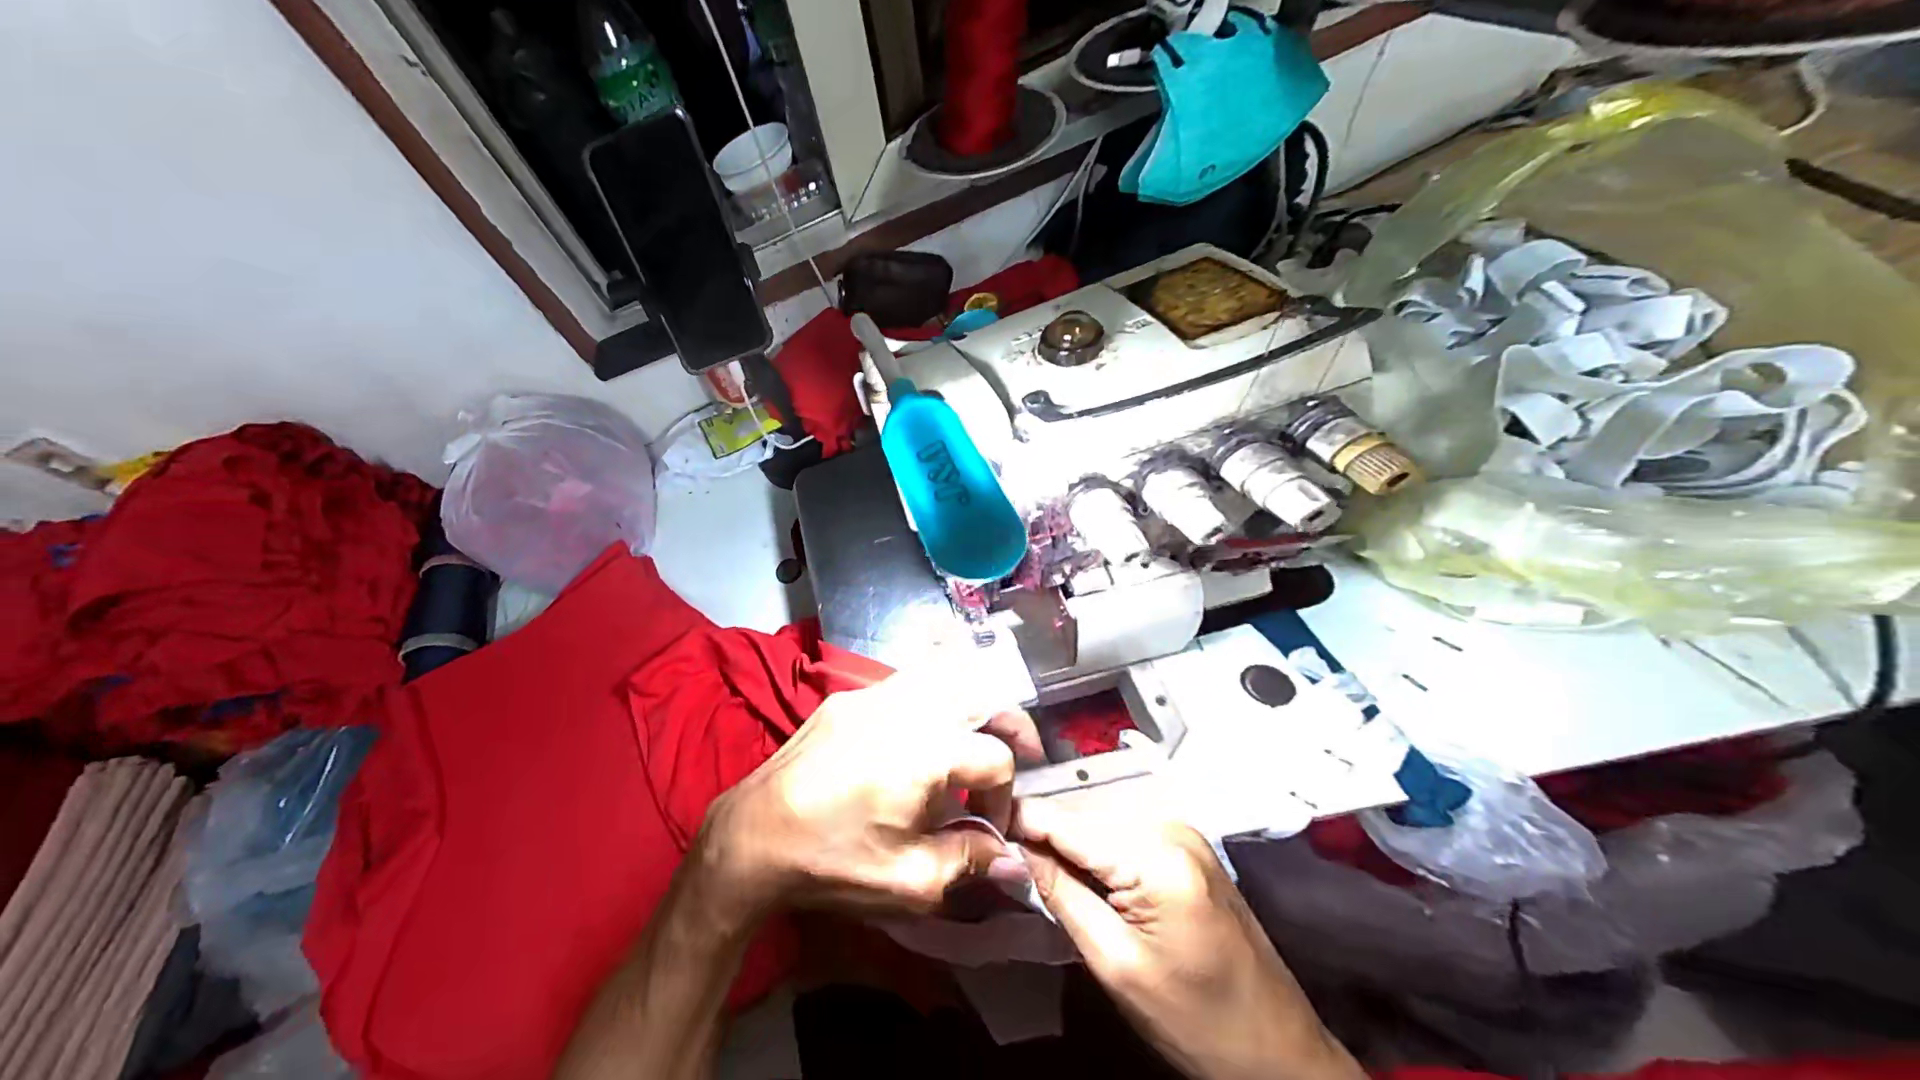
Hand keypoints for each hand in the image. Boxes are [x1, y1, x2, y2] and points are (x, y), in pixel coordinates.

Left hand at [697, 672, 1042, 921]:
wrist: (751, 838)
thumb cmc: (832, 862)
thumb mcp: (909, 881)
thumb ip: (969, 859)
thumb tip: (1011, 855)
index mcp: (927, 751)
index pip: (995, 757)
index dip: (1006, 794)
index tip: (990, 825)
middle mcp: (906, 707)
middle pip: (981, 694)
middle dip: (1010, 724)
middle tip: (1019, 753)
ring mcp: (872, 694)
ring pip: (944, 676)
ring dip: (971, 704)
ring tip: (976, 736)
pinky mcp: (845, 698)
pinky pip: (904, 684)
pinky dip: (931, 699)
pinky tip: (922, 732)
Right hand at [1017, 800, 1364, 1079]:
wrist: (1275, 1051)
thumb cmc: (1194, 1021)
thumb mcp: (1114, 964)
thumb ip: (1061, 894)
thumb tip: (1016, 847)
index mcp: (1156, 855)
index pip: (1067, 821)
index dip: (1018, 821)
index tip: (978, 828)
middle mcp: (1172, 827)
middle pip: (1083, 818)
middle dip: (1043, 837)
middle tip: (1004, 861)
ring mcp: (1184, 833)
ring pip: (1101, 824)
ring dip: (1068, 846)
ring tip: (1037, 873)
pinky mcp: (1188, 847)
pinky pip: (1125, 837)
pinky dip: (1097, 854)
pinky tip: (1081, 879)